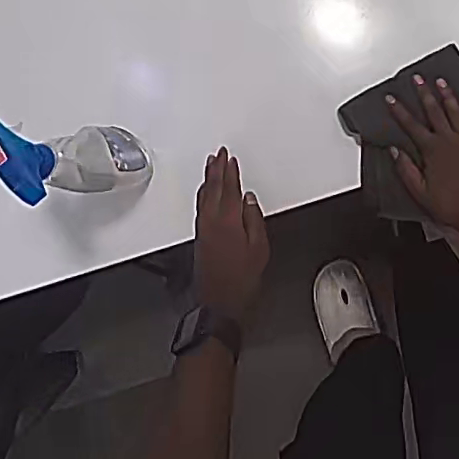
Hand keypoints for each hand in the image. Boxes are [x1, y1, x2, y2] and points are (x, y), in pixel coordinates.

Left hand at [194, 147, 269, 320]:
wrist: (219, 304)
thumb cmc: (241, 280)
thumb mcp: (259, 249)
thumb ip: (254, 220)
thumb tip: (249, 199)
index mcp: (228, 219)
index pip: (230, 188)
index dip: (230, 171)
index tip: (231, 158)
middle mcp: (212, 219)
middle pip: (214, 187)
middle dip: (217, 168)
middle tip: (219, 153)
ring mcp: (203, 227)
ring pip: (205, 194)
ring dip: (208, 177)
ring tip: (211, 163)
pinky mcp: (199, 235)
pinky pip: (200, 204)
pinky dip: (203, 191)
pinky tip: (205, 189)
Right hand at [388, 76, 458, 230]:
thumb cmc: (451, 205)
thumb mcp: (420, 191)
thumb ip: (405, 169)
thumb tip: (395, 151)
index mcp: (432, 150)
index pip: (411, 124)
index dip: (399, 110)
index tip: (391, 98)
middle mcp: (449, 140)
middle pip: (434, 110)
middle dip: (424, 93)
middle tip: (418, 79)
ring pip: (455, 111)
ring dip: (447, 95)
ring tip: (441, 81)